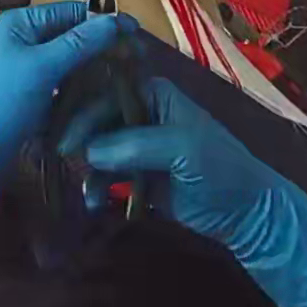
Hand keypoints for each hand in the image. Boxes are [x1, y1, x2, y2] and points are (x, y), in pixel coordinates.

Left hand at [0, 0, 135, 213]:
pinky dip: (82, 91)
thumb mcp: (41, 69)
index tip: (139, 36)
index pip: (72, 12)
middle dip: (103, 49)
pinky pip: (64, 87)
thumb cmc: (0, 105)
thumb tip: (118, 19)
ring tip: (127, 83)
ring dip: (96, 72)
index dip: (105, 22)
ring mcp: (28, 70)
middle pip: (74, 37)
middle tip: (139, 63)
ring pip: (72, 64)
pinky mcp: (33, 97)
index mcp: (22, 23)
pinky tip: (104, 102)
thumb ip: (80, 43)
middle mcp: (25, 40)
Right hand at [63, 77, 306, 306]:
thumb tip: (89, 151)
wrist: (245, 213)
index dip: (85, 113)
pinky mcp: (136, 175)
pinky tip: (94, 203)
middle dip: (80, 140)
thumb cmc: (219, 166)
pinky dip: (97, 188)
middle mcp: (140, 114)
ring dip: (88, 170)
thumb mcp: (181, 147)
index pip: (108, 94)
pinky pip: (107, 176)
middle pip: (98, 120)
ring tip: (86, 193)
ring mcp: (136, 146)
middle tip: (61, 160)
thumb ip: (134, 145)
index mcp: (153, 94)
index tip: (65, 136)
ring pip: (98, 150)